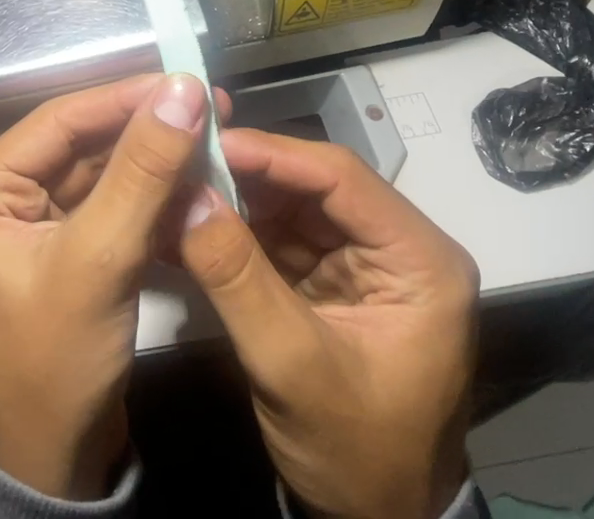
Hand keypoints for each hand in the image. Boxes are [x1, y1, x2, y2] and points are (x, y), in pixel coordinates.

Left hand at [0, 73, 219, 499]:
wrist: (47, 462)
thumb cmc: (52, 363)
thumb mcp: (97, 260)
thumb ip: (141, 173)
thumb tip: (182, 92)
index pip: (62, 119)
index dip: (127, 96)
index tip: (191, 83)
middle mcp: (6, 196)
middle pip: (85, 143)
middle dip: (147, 130)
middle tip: (214, 110)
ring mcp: (38, 226)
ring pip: (104, 174)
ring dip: (156, 165)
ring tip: (215, 145)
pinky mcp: (69, 254)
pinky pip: (113, 210)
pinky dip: (153, 202)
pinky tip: (197, 191)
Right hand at [179, 129, 478, 518]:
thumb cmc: (355, 451)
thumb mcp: (293, 365)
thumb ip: (238, 278)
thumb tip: (186, 197)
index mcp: (419, 260)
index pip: (343, 178)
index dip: (271, 153)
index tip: (204, 142)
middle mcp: (396, 249)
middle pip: (313, 186)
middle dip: (244, 175)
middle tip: (178, 163)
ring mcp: (360, 265)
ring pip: (289, 208)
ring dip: (232, 200)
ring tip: (174, 187)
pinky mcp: (328, 283)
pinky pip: (276, 240)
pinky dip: (232, 233)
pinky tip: (187, 224)